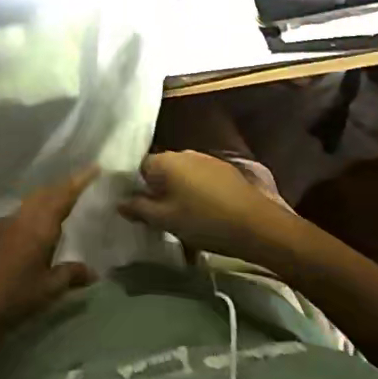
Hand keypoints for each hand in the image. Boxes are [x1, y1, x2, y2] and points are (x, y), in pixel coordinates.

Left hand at [0, 167, 98, 347]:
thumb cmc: (11, 297)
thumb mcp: (47, 291)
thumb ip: (70, 275)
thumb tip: (93, 271)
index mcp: (38, 226)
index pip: (62, 196)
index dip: (79, 181)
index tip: (94, 167)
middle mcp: (20, 218)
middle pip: (44, 194)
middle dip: (63, 187)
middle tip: (81, 186)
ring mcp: (0, 223)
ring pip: (29, 204)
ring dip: (46, 200)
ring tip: (61, 207)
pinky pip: (16, 216)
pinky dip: (30, 216)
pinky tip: (32, 233)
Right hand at [117, 151, 300, 264]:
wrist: (258, 225)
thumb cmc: (204, 221)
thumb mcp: (166, 220)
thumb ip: (139, 209)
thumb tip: (119, 202)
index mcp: (165, 161)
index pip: (139, 167)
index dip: (136, 187)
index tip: (139, 208)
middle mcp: (184, 153)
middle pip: (161, 170)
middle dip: (158, 191)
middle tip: (159, 217)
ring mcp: (206, 159)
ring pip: (182, 175)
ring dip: (179, 193)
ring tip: (183, 218)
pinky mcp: (225, 170)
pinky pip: (201, 179)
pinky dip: (197, 193)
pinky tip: (205, 213)